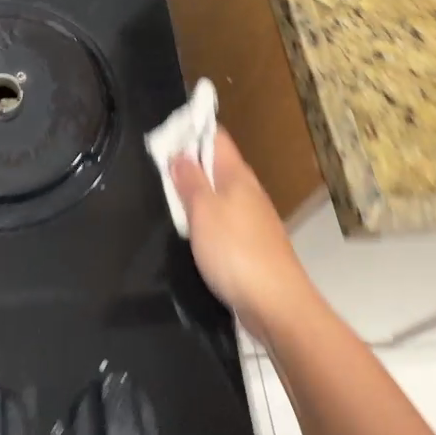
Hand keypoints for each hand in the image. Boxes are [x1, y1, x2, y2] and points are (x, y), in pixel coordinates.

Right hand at [170, 130, 315, 337]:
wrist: (277, 304)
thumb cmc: (236, 251)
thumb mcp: (203, 211)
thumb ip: (190, 181)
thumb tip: (179, 154)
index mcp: (236, 175)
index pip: (216, 136)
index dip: (192, 129)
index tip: (165, 132)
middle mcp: (248, 191)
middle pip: (217, 165)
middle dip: (191, 163)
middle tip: (158, 166)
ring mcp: (253, 219)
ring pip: (220, 194)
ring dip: (198, 193)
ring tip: (170, 197)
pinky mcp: (253, 246)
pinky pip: (224, 220)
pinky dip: (206, 219)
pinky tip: (193, 232)